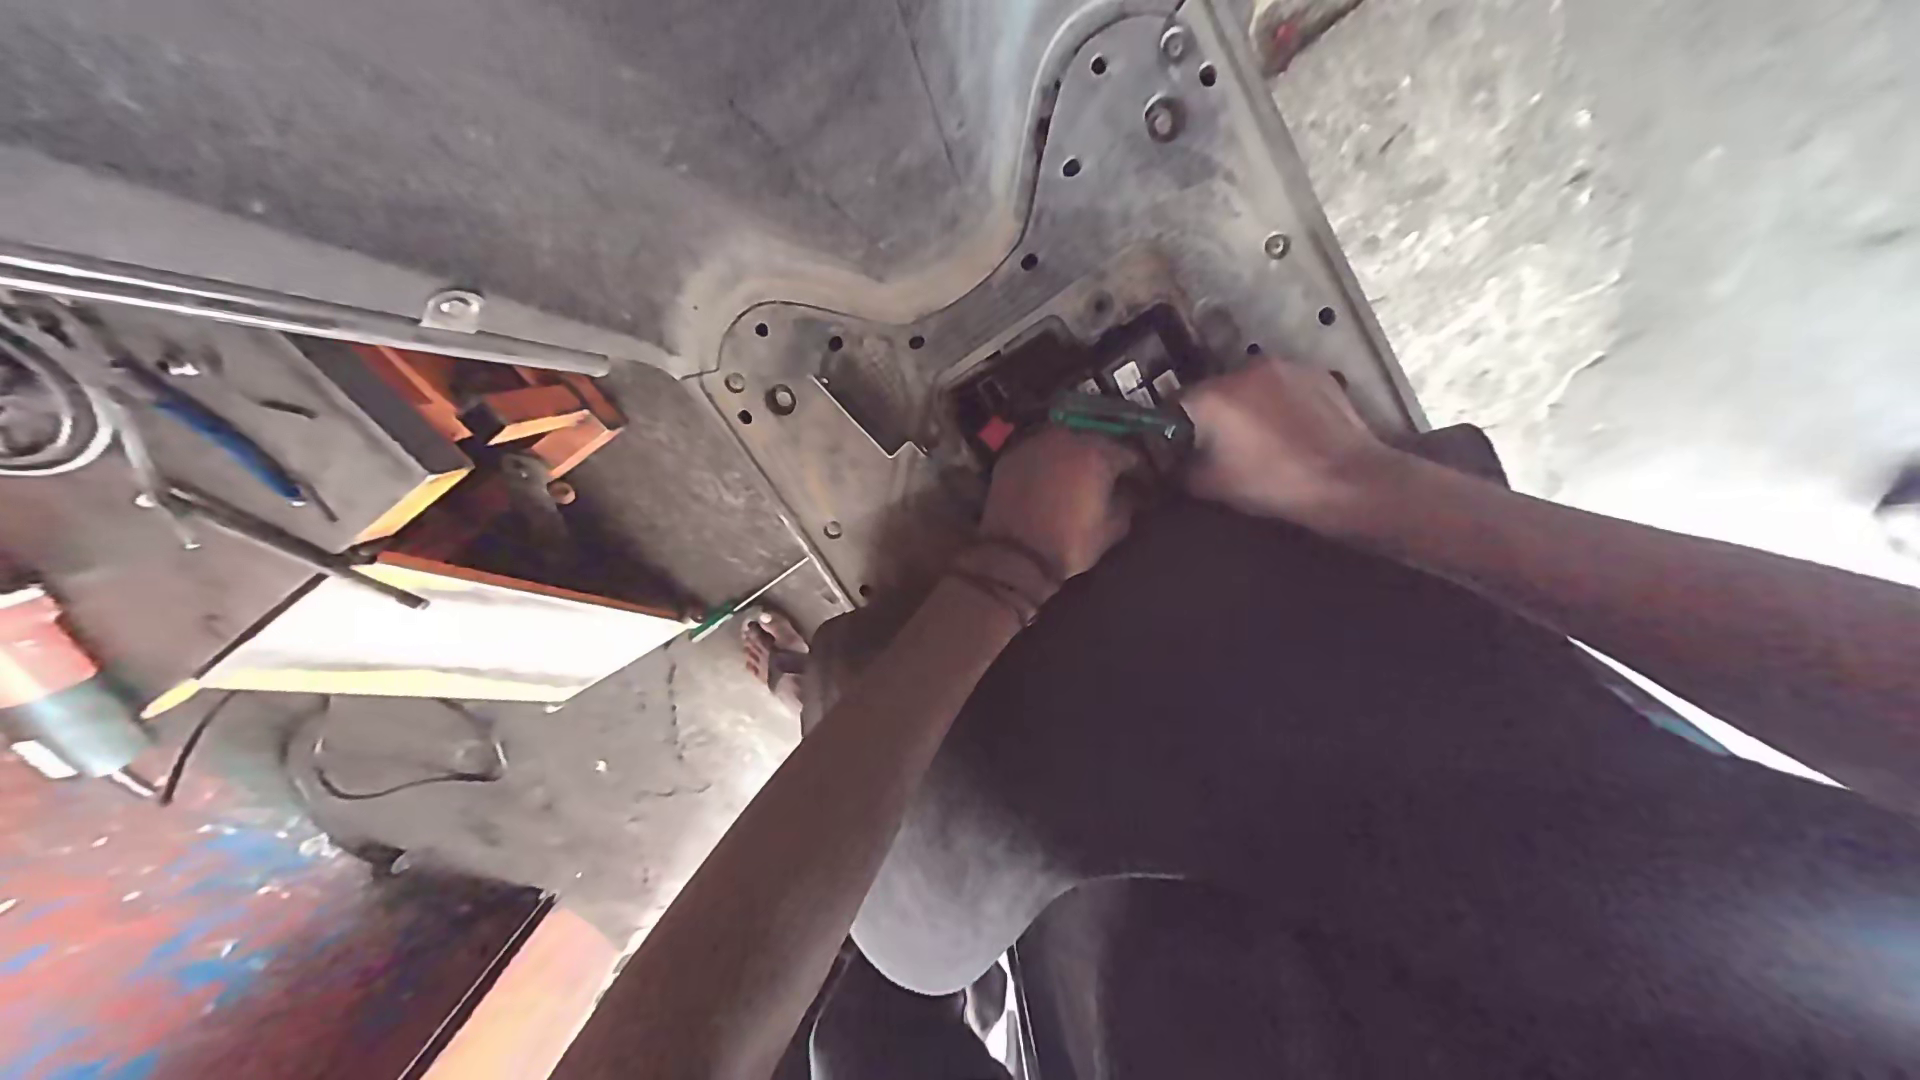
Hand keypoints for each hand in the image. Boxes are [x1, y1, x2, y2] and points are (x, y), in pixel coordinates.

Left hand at [979, 428, 1138, 578]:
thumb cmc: (1070, 543)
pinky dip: (1045, 464)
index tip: (1139, 485)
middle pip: (1094, 443)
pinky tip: (1046, 480)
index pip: (1128, 454)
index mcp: (1097, 453)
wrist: (1016, 556)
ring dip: (1072, 458)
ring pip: (1063, 444)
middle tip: (1106, 481)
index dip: (1137, 471)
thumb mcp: (1114, 527)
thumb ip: (1128, 501)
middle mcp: (1065, 438)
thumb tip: (1130, 491)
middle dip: (1104, 461)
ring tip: (1075, 479)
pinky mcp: (1009, 456)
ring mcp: (1033, 443)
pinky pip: (1037, 454)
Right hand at [1181, 357, 1399, 531]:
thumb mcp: (1209, 485)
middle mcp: (1241, 370)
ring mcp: (1282, 366)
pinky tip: (1287, 430)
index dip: (1173, 428)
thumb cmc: (1270, 483)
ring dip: (1244, 406)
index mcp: (1210, 396)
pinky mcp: (1314, 372)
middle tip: (1222, 447)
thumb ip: (1179, 468)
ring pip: (1246, 386)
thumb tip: (1173, 460)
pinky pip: (1279, 385)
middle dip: (1210, 415)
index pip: (1173, 404)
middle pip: (1211, 391)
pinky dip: (1275, 402)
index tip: (1182, 448)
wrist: (1346, 480)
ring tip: (1259, 438)